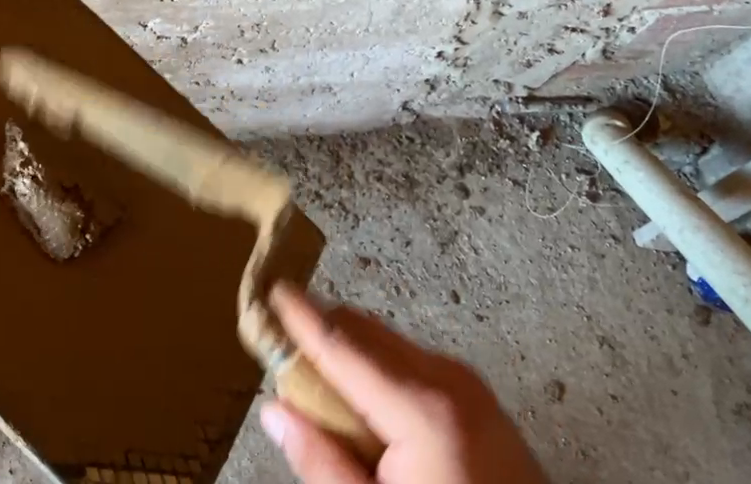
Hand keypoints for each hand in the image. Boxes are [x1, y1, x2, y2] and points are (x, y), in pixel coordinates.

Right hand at [260, 284, 547, 483]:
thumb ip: (322, 463)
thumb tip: (274, 411)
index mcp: (421, 410)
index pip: (341, 343)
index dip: (301, 315)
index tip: (271, 287)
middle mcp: (448, 380)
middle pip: (363, 331)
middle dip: (321, 333)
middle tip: (283, 351)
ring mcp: (470, 384)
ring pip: (387, 341)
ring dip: (350, 352)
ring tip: (325, 390)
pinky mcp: (480, 397)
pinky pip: (412, 360)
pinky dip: (380, 367)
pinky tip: (368, 404)